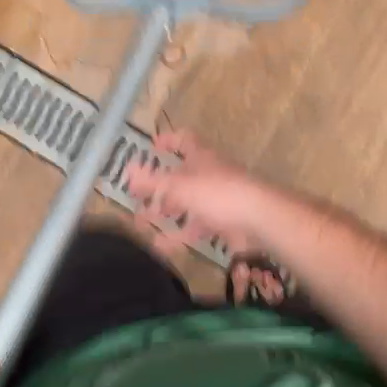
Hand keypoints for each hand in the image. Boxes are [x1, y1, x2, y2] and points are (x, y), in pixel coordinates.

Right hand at [125, 131, 281, 257]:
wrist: (259, 219)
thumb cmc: (218, 193)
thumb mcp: (180, 186)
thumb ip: (152, 181)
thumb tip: (127, 170)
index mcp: (200, 157)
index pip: (183, 139)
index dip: (167, 141)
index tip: (150, 148)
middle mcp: (209, 174)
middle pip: (181, 176)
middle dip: (158, 187)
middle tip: (137, 198)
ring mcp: (218, 199)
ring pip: (187, 204)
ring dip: (165, 212)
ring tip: (142, 223)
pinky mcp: (224, 222)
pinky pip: (196, 227)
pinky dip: (178, 236)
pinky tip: (161, 247)